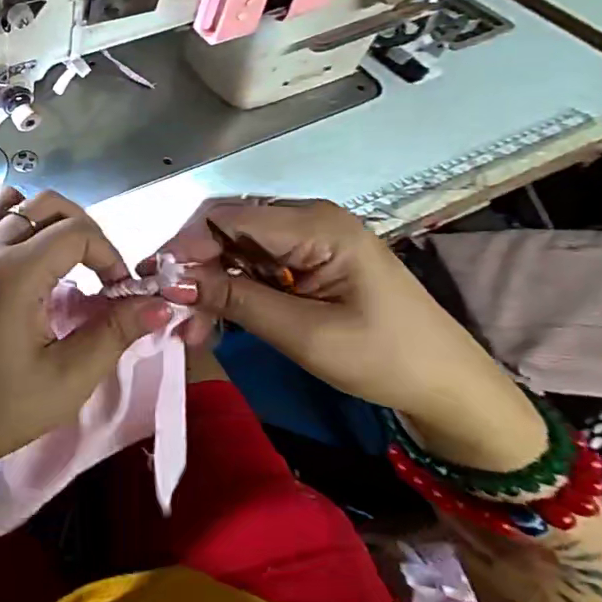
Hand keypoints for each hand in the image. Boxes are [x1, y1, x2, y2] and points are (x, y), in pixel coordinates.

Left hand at [0, 189, 170, 519]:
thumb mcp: (66, 380)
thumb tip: (160, 304)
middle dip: (87, 232)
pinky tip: (30, 263)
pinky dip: (19, 224)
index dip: (109, 255)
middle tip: (100, 275)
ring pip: (19, 204)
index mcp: (14, 274)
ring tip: (68, 264)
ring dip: (54, 223)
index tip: (119, 292)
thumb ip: (114, 333)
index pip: (77, 232)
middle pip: (50, 204)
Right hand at [154, 197, 546, 471]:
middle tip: (171, 311)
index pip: (230, 216)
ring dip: (212, 282)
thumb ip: (238, 302)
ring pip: (240, 247)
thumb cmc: (384, 358)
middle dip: (196, 265)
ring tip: (191, 326)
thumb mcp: (306, 334)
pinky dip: (235, 290)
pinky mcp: (313, 261)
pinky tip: (218, 319)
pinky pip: (260, 264)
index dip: (187, 245)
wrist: (446, 384)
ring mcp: (312, 238)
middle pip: (231, 227)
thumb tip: (175, 282)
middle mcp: (311, 218)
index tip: (155, 283)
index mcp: (317, 224)